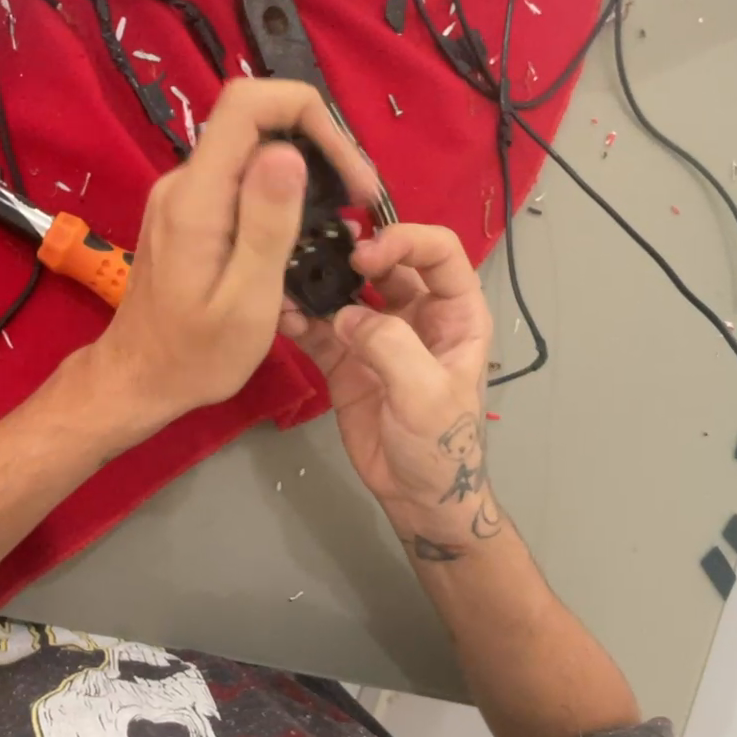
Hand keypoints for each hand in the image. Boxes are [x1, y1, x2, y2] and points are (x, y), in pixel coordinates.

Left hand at [84, 80, 380, 431]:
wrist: (138, 380)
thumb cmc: (194, 357)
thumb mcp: (245, 301)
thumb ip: (266, 226)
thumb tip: (289, 153)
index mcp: (196, 197)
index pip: (249, 104)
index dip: (309, 115)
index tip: (349, 172)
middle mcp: (183, 184)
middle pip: (255, 125)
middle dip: (316, 149)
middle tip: (357, 202)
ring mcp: (181, 200)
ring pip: (250, 157)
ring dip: (301, 178)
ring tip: (339, 223)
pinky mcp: (186, 219)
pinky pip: (238, 188)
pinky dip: (277, 201)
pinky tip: (300, 239)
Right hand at [280, 224, 500, 558]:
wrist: (416, 496)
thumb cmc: (440, 445)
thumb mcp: (426, 393)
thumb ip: (390, 345)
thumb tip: (345, 315)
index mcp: (455, 313)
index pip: (438, 254)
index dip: (405, 240)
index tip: (365, 255)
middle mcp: (416, 316)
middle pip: (386, 266)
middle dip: (354, 255)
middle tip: (318, 255)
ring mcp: (377, 337)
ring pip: (347, 293)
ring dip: (320, 284)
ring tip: (288, 279)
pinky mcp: (345, 362)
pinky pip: (320, 330)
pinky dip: (300, 320)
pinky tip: (281, 315)